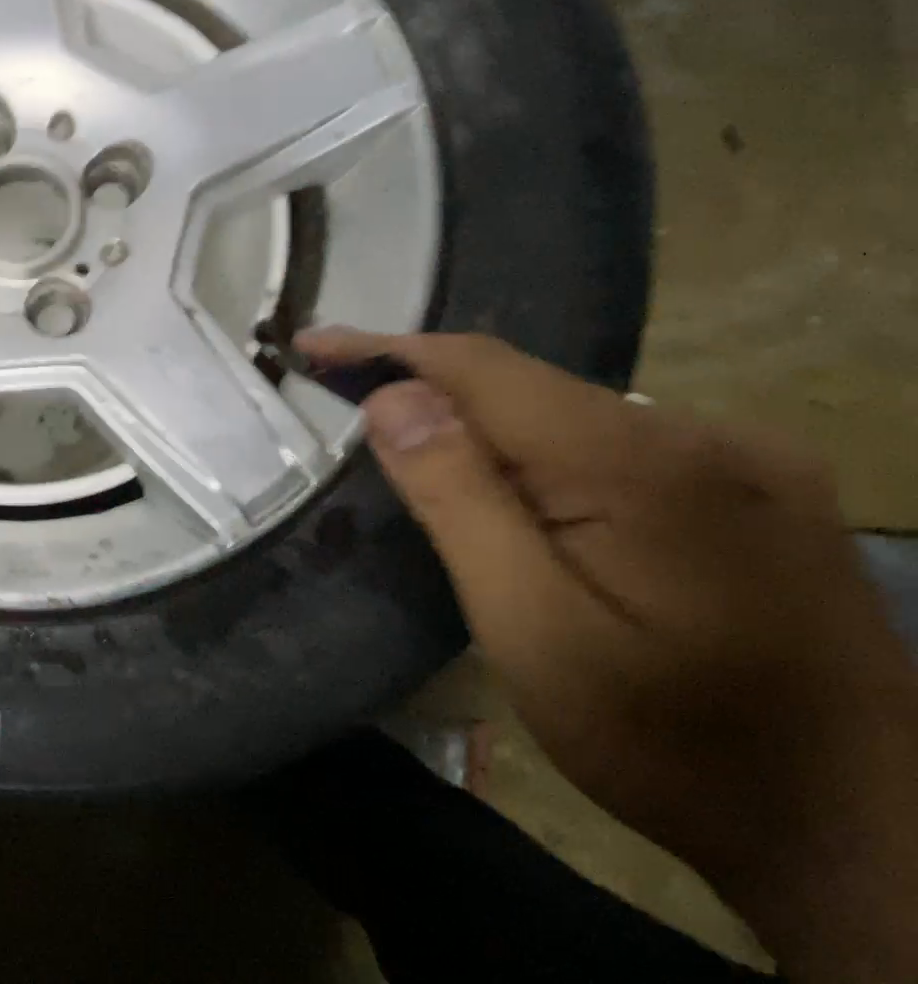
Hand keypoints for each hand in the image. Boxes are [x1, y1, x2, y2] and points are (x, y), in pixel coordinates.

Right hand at [297, 327, 917, 980]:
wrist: (865, 830)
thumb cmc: (668, 741)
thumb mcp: (533, 628)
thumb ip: (461, 503)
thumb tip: (394, 400)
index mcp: (641, 463)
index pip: (483, 369)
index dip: (388, 348)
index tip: (312, 344)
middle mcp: (706, 435)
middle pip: (531, 384)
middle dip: (429, 385)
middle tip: (344, 398)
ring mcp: (750, 462)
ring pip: (575, 414)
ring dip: (486, 423)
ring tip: (417, 453)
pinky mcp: (764, 495)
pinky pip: (622, 445)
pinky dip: (545, 450)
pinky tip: (524, 494)